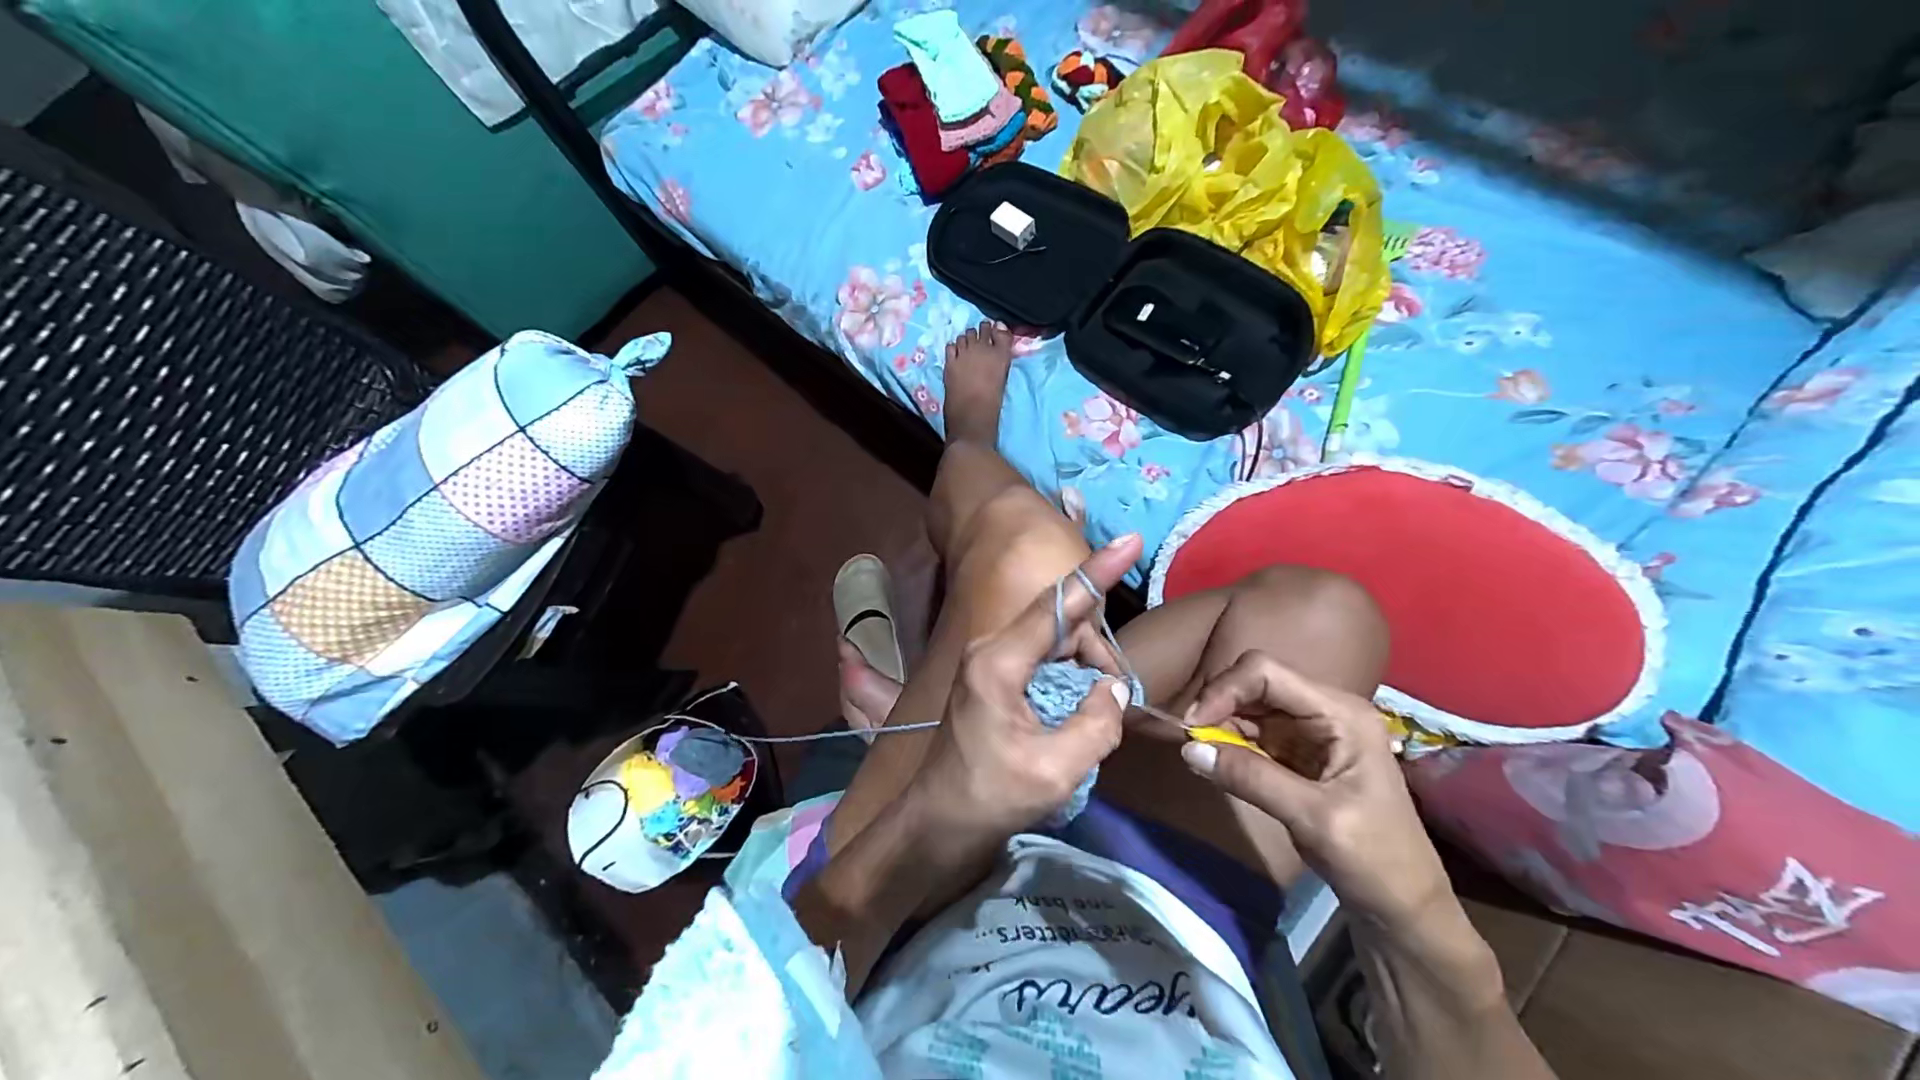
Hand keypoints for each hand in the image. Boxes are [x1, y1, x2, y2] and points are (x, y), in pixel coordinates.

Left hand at [907, 535, 1141, 845]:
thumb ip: (1097, 723)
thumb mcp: (1056, 769)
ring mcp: (991, 659)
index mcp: (999, 660)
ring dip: (1085, 668)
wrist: (942, 819)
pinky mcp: (996, 674)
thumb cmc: (992, 796)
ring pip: (1056, 641)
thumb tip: (1113, 686)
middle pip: (1061, 623)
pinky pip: (1045, 658)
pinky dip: (1070, 677)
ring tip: (1095, 715)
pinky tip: (1077, 710)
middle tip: (1113, 699)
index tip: (1130, 540)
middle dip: (1097, 651)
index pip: (1056, 605)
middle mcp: (992, 647)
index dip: (1097, 571)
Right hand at [1178, 650, 1451, 931]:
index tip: (1193, 725)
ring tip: (1201, 752)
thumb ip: (1251, 778)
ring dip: (1220, 723)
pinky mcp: (1296, 752)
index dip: (1225, 690)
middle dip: (1219, 704)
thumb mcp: (1312, 818)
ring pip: (1250, 706)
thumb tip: (1189, 748)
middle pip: (1256, 682)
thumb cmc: (1373, 858)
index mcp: (1340, 713)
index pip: (1267, 673)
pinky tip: (1218, 761)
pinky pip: (1252, 732)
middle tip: (1192, 739)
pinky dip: (1229, 742)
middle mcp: (1325, 710)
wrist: (1401, 905)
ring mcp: (1310, 730)